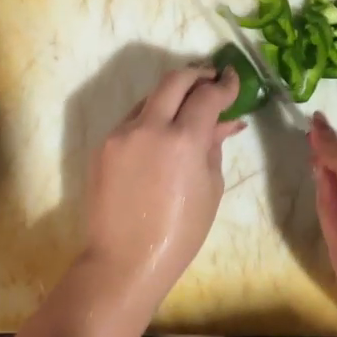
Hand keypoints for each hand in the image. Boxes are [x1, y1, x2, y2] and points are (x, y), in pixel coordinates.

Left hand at [79, 65, 244, 314]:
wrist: (125, 260)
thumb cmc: (180, 232)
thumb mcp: (210, 189)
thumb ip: (213, 146)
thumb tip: (224, 122)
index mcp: (182, 140)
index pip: (207, 96)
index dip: (225, 84)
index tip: (233, 78)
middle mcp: (149, 127)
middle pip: (174, 80)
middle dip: (196, 75)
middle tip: (212, 79)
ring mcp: (121, 134)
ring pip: (150, 98)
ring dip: (172, 96)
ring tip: (188, 107)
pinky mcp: (103, 145)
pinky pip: (132, 120)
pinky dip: (151, 118)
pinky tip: (162, 135)